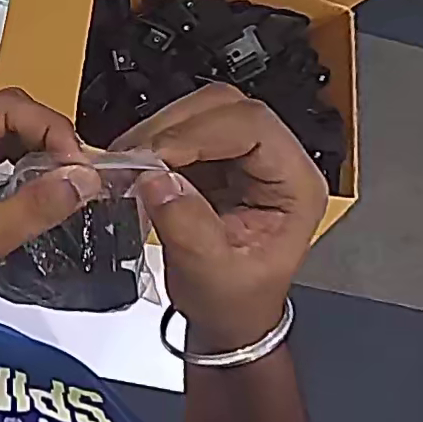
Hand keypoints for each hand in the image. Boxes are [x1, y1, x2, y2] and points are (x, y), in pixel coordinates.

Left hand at [0, 88, 101, 314]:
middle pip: (9, 112)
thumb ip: (33, 208)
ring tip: (65, 175)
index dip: (46, 126)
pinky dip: (30, 162)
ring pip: (10, 130)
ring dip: (41, 147)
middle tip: (74, 166)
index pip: (4, 108)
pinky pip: (4, 151)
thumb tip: (79, 181)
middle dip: (48, 134)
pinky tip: (45, 183)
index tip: (73, 158)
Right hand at [114, 84, 326, 352]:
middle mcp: (273, 161)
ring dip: (157, 133)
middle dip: (173, 127)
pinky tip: (134, 166)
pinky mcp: (212, 159)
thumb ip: (188, 228)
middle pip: (225, 107)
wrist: (225, 314)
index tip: (156, 155)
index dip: (200, 133)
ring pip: (198, 112)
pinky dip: (150, 143)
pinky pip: (179, 131)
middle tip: (134, 158)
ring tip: (129, 165)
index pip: (253, 128)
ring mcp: (242, 157)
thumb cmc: (235, 301)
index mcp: (294, 185)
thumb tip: (156, 179)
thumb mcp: (212, 277)